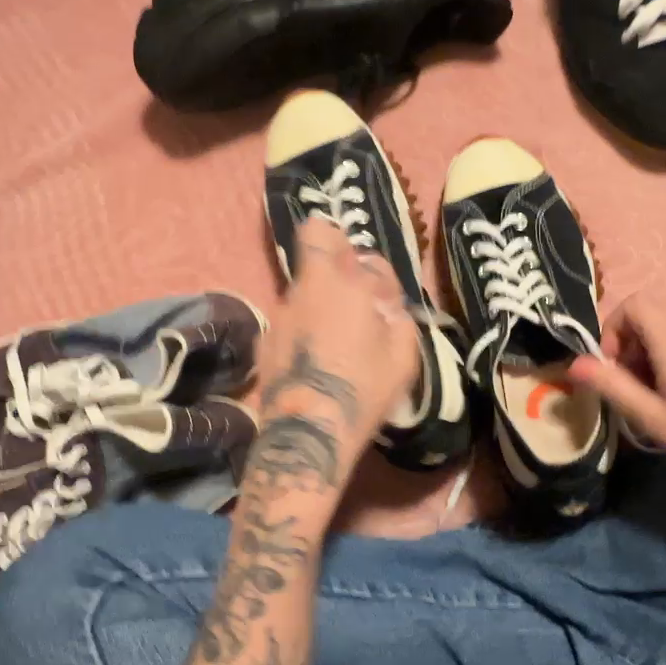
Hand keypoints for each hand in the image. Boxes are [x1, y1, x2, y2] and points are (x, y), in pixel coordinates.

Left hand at [256, 219, 418, 449]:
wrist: (308, 433)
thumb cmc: (363, 388)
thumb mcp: (402, 352)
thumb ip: (395, 311)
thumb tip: (381, 298)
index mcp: (339, 282)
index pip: (326, 231)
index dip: (347, 248)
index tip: (367, 277)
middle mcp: (302, 290)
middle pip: (313, 255)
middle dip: (334, 272)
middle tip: (355, 306)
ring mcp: (277, 317)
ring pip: (301, 295)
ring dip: (318, 309)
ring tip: (336, 347)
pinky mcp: (262, 345)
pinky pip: (288, 326)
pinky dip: (301, 336)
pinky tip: (314, 367)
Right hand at [567, 297, 665, 508]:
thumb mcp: (650, 417)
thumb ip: (611, 386)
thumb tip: (574, 364)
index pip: (634, 304)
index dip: (612, 330)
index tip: (612, 368)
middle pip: (651, 321)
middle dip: (631, 351)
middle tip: (633, 394)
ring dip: (652, 361)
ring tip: (658, 403)